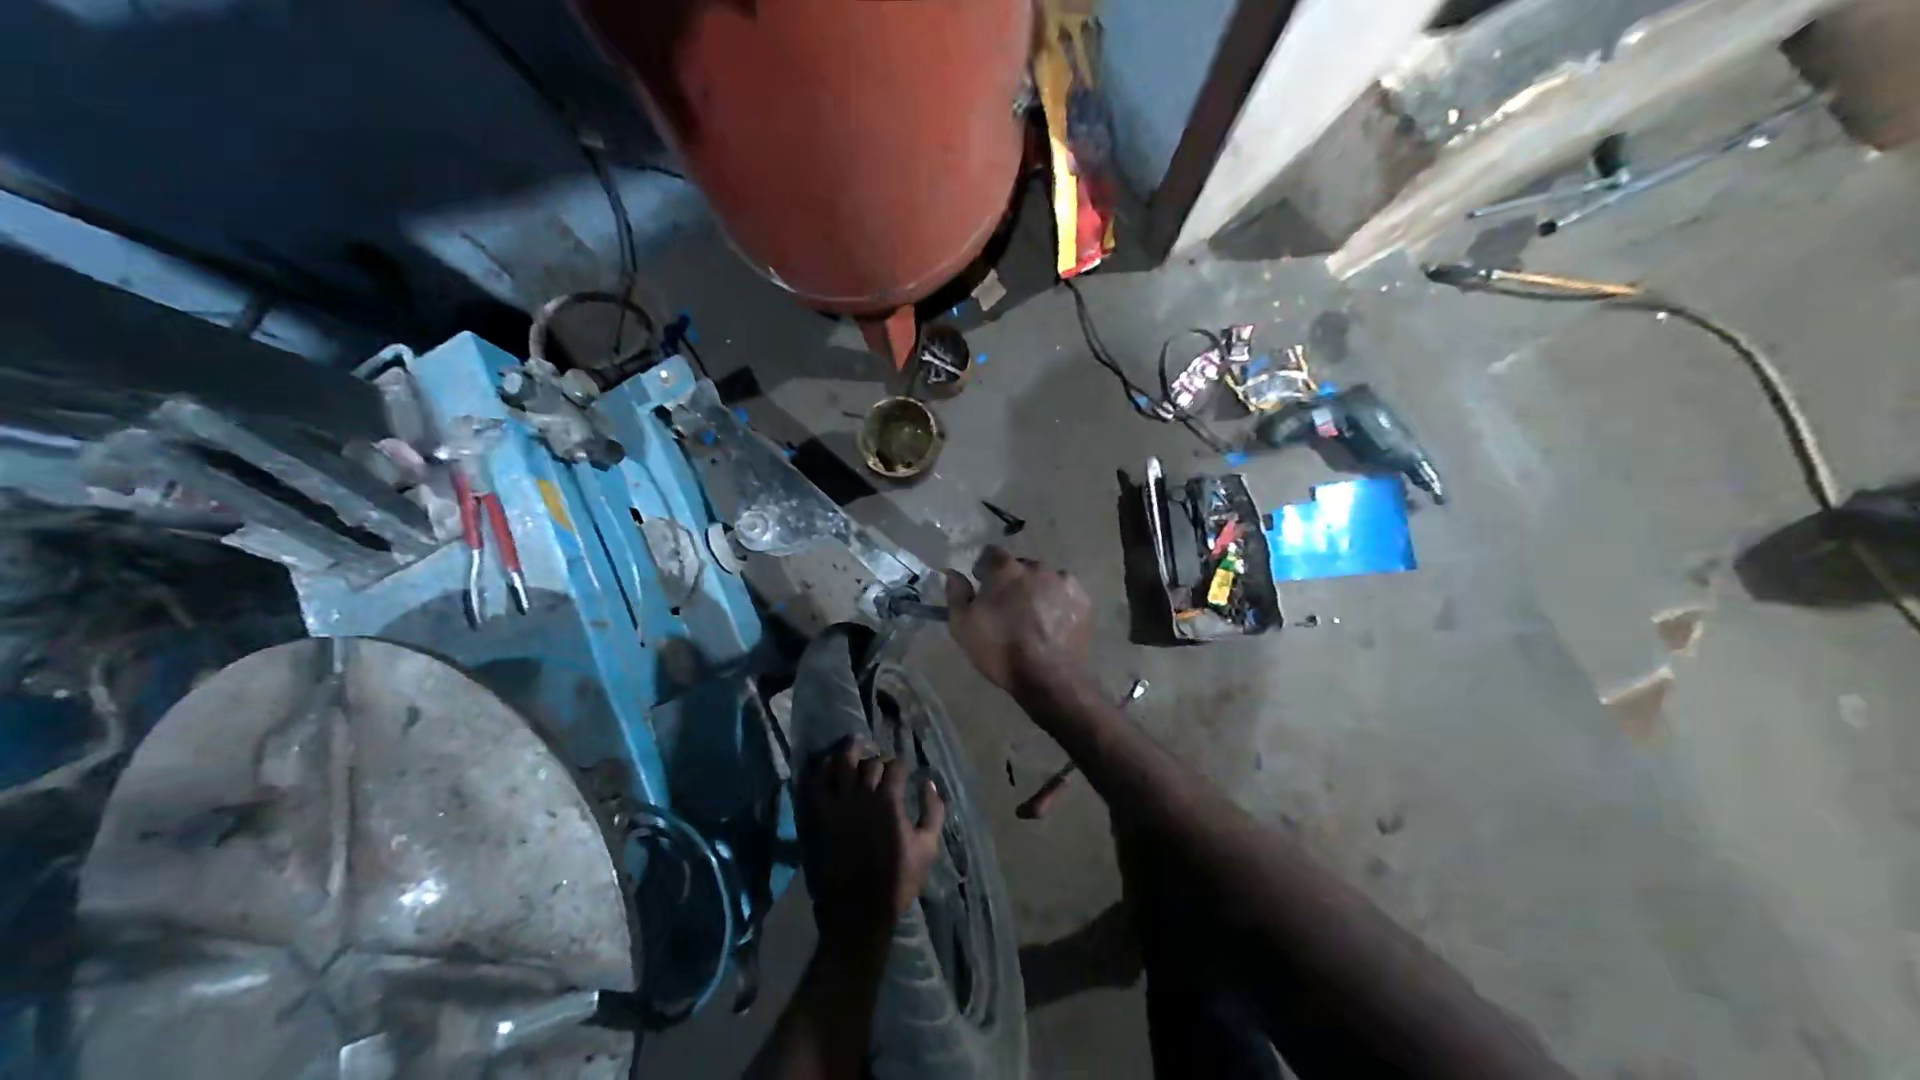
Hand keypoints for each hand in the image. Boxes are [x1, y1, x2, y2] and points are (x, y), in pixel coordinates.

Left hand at [800, 737, 946, 947]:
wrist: (859, 909)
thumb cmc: (898, 879)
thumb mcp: (928, 847)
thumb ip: (933, 811)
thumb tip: (930, 782)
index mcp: (890, 800)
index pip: (896, 766)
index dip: (901, 764)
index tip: (904, 768)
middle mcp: (863, 794)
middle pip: (870, 762)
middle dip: (879, 758)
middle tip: (881, 762)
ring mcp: (839, 804)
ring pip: (842, 763)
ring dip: (850, 750)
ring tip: (854, 743)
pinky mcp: (821, 816)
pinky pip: (817, 783)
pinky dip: (822, 769)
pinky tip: (827, 764)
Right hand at [945, 546, 1094, 701]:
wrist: (1051, 679)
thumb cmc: (1001, 652)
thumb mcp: (963, 627)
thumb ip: (956, 594)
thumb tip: (953, 573)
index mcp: (1006, 570)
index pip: (992, 553)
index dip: (985, 568)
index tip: (983, 586)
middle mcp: (1037, 568)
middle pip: (1020, 566)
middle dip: (1013, 580)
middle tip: (1009, 606)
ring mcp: (1064, 582)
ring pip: (1045, 579)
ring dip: (1037, 590)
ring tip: (1035, 617)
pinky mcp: (1083, 599)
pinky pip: (1064, 593)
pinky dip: (1058, 602)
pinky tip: (1054, 624)